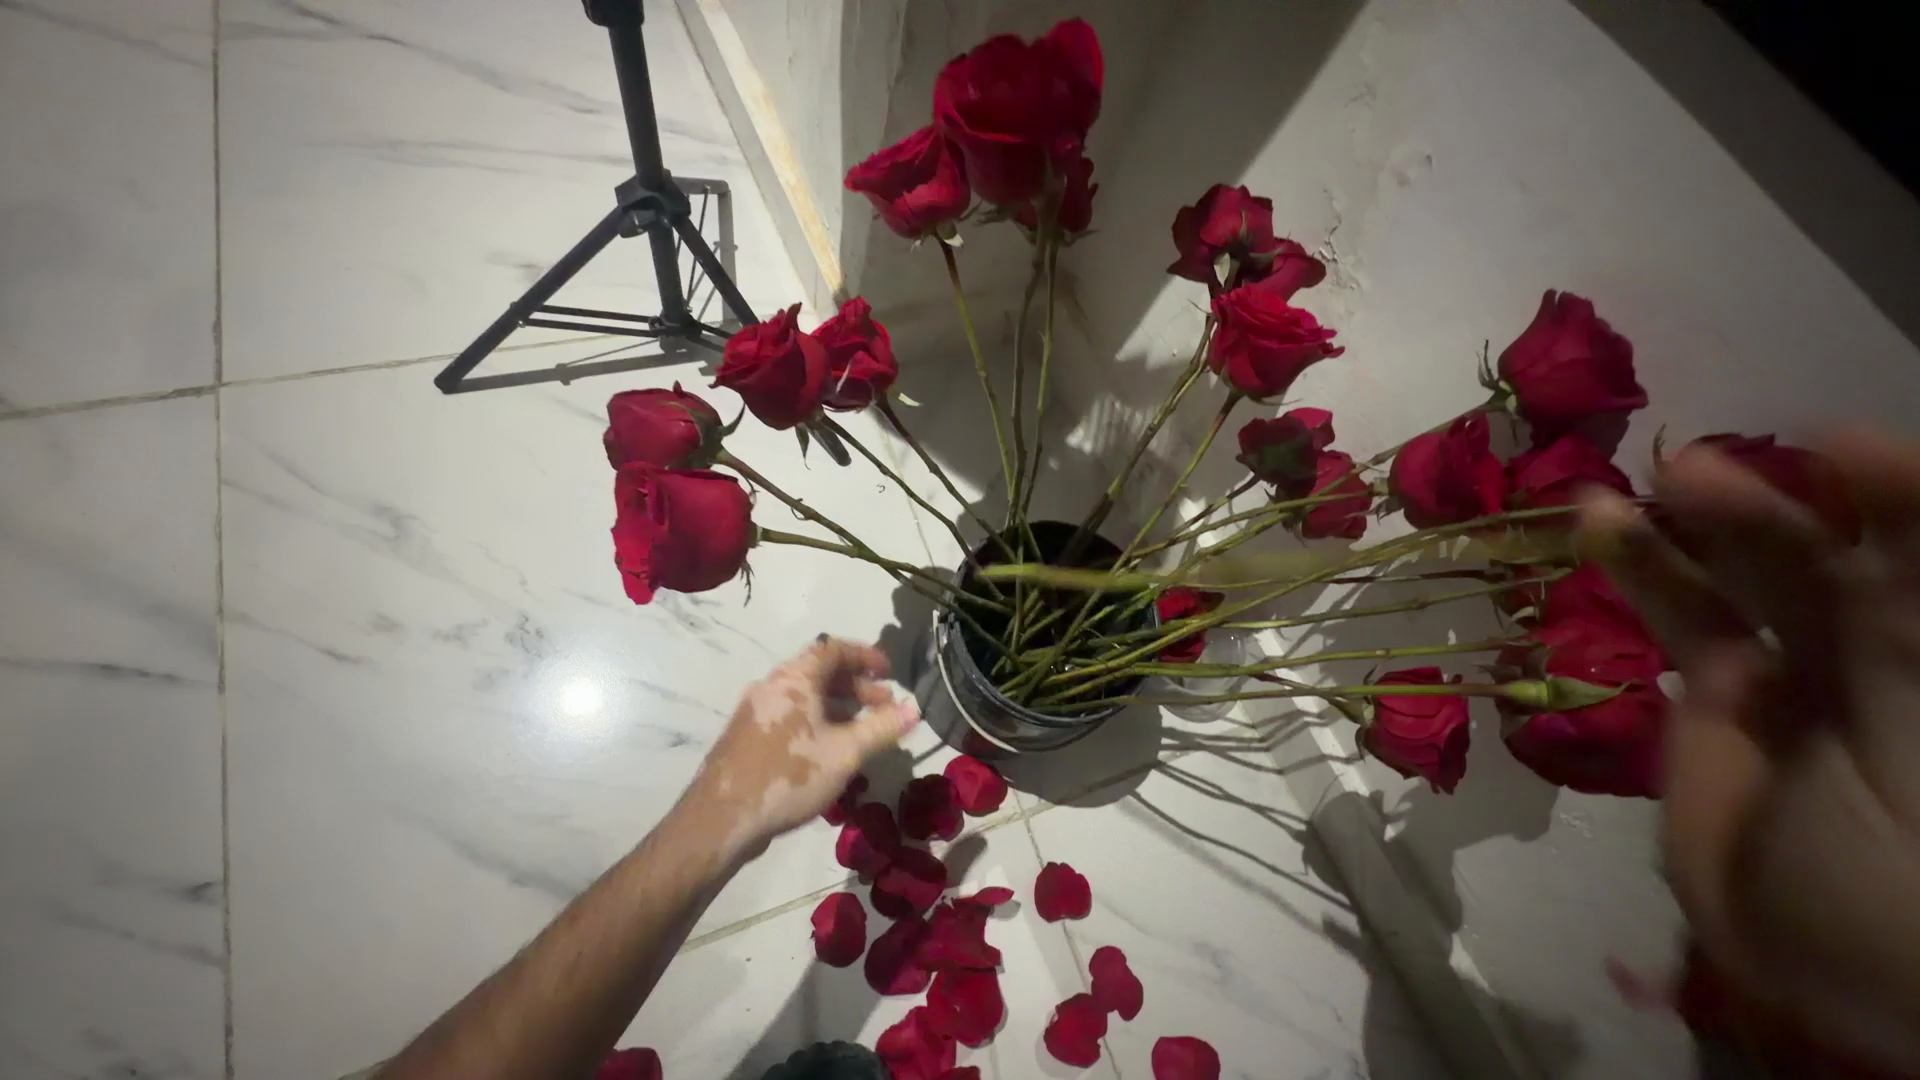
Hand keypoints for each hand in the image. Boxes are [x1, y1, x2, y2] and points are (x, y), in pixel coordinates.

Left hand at [686, 636, 918, 855]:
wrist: (720, 819)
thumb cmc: (788, 776)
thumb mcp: (845, 753)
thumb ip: (882, 728)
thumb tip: (915, 709)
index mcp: (794, 679)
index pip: (833, 648)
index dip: (865, 656)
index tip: (889, 672)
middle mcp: (772, 685)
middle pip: (819, 672)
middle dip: (856, 687)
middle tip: (883, 707)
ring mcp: (755, 711)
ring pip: (805, 697)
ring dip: (837, 707)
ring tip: (862, 732)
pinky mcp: (746, 737)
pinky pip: (790, 716)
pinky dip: (816, 721)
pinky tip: (829, 752)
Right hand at [1579, 431, 1919, 1069]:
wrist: (1853, 975)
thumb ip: (1903, 600)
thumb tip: (1856, 455)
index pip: (1910, 545)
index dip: (1879, 490)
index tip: (1825, 444)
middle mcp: (1887, 645)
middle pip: (1822, 549)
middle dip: (1757, 504)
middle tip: (1689, 466)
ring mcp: (1800, 669)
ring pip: (1739, 573)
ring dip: (1683, 526)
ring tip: (1633, 483)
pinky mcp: (1717, 697)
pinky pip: (1679, 619)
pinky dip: (1637, 570)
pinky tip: (1599, 525)